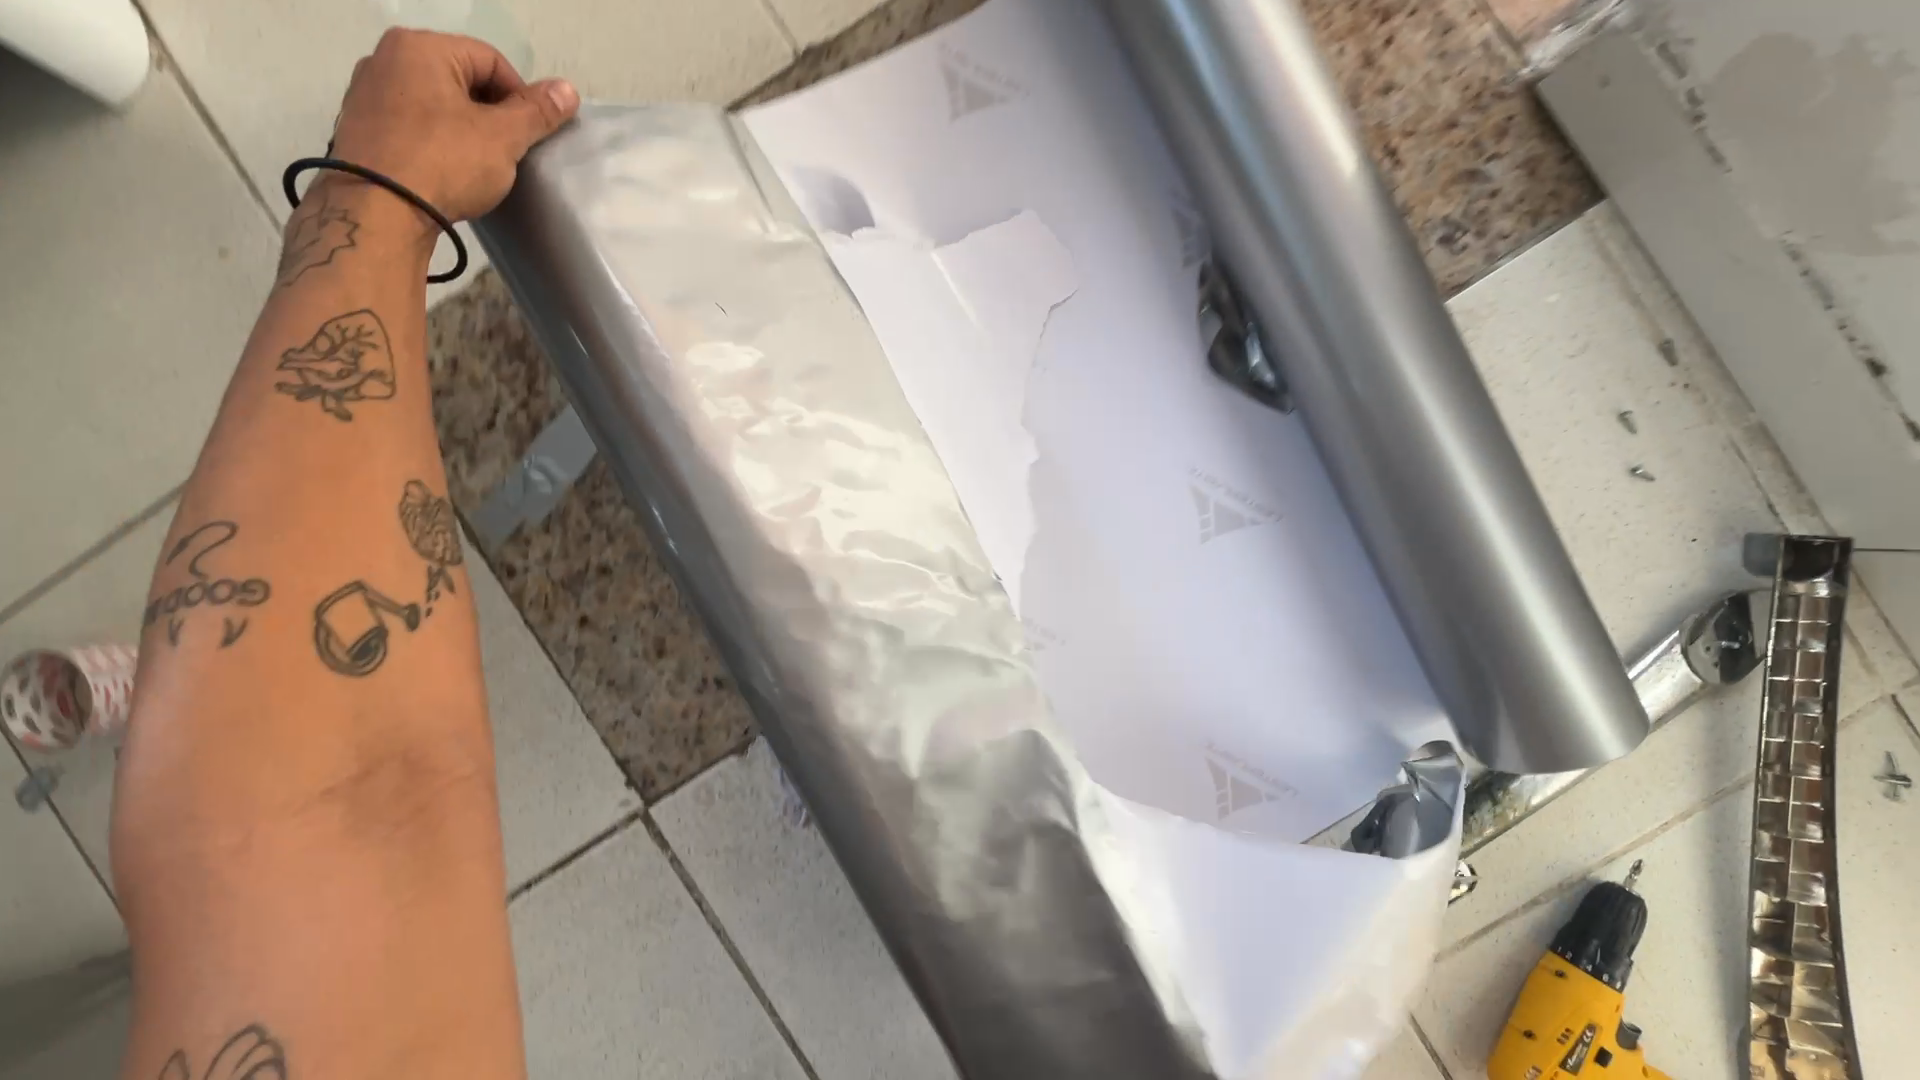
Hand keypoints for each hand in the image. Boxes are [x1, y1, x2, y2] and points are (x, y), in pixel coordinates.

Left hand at [327, 28, 579, 222]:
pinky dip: (437, 140)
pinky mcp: (361, 125)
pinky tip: (447, 169)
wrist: (378, 208)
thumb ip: (537, 112)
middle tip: (508, 151)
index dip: (521, 97)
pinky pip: (413, 123)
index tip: (529, 135)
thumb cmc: (445, 162)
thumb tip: (568, 89)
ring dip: (465, 127)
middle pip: (462, 78)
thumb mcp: (503, 138)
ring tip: (479, 163)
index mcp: (422, 48)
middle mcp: (387, 58)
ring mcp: (368, 91)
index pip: (492, 60)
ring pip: (437, 101)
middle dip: (492, 113)